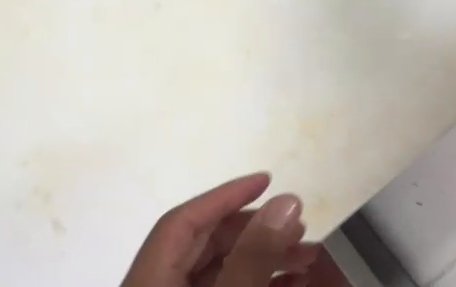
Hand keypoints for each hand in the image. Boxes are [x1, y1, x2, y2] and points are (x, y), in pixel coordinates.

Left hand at [121, 173, 322, 286]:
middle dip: (257, 231)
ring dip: (265, 257)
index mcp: (148, 282)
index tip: (268, 180)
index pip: (180, 223)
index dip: (223, 196)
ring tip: (307, 257)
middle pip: (203, 245)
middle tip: (299, 227)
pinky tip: (292, 282)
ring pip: (217, 270)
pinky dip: (258, 281)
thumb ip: (253, 257)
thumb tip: (287, 199)